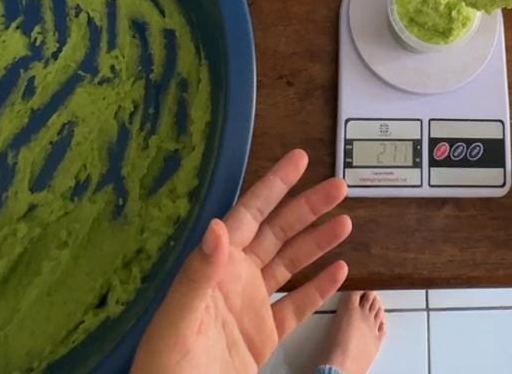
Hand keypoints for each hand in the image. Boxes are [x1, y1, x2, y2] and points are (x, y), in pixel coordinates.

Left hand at [131, 149, 352, 373]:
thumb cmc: (165, 366)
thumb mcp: (177, 320)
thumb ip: (197, 274)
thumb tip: (217, 225)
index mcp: (217, 265)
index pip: (250, 214)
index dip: (274, 185)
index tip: (299, 159)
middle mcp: (236, 277)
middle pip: (278, 232)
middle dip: (308, 207)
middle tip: (338, 186)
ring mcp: (252, 306)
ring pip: (291, 264)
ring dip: (318, 242)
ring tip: (346, 222)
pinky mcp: (263, 338)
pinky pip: (296, 306)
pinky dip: (318, 288)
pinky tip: (339, 270)